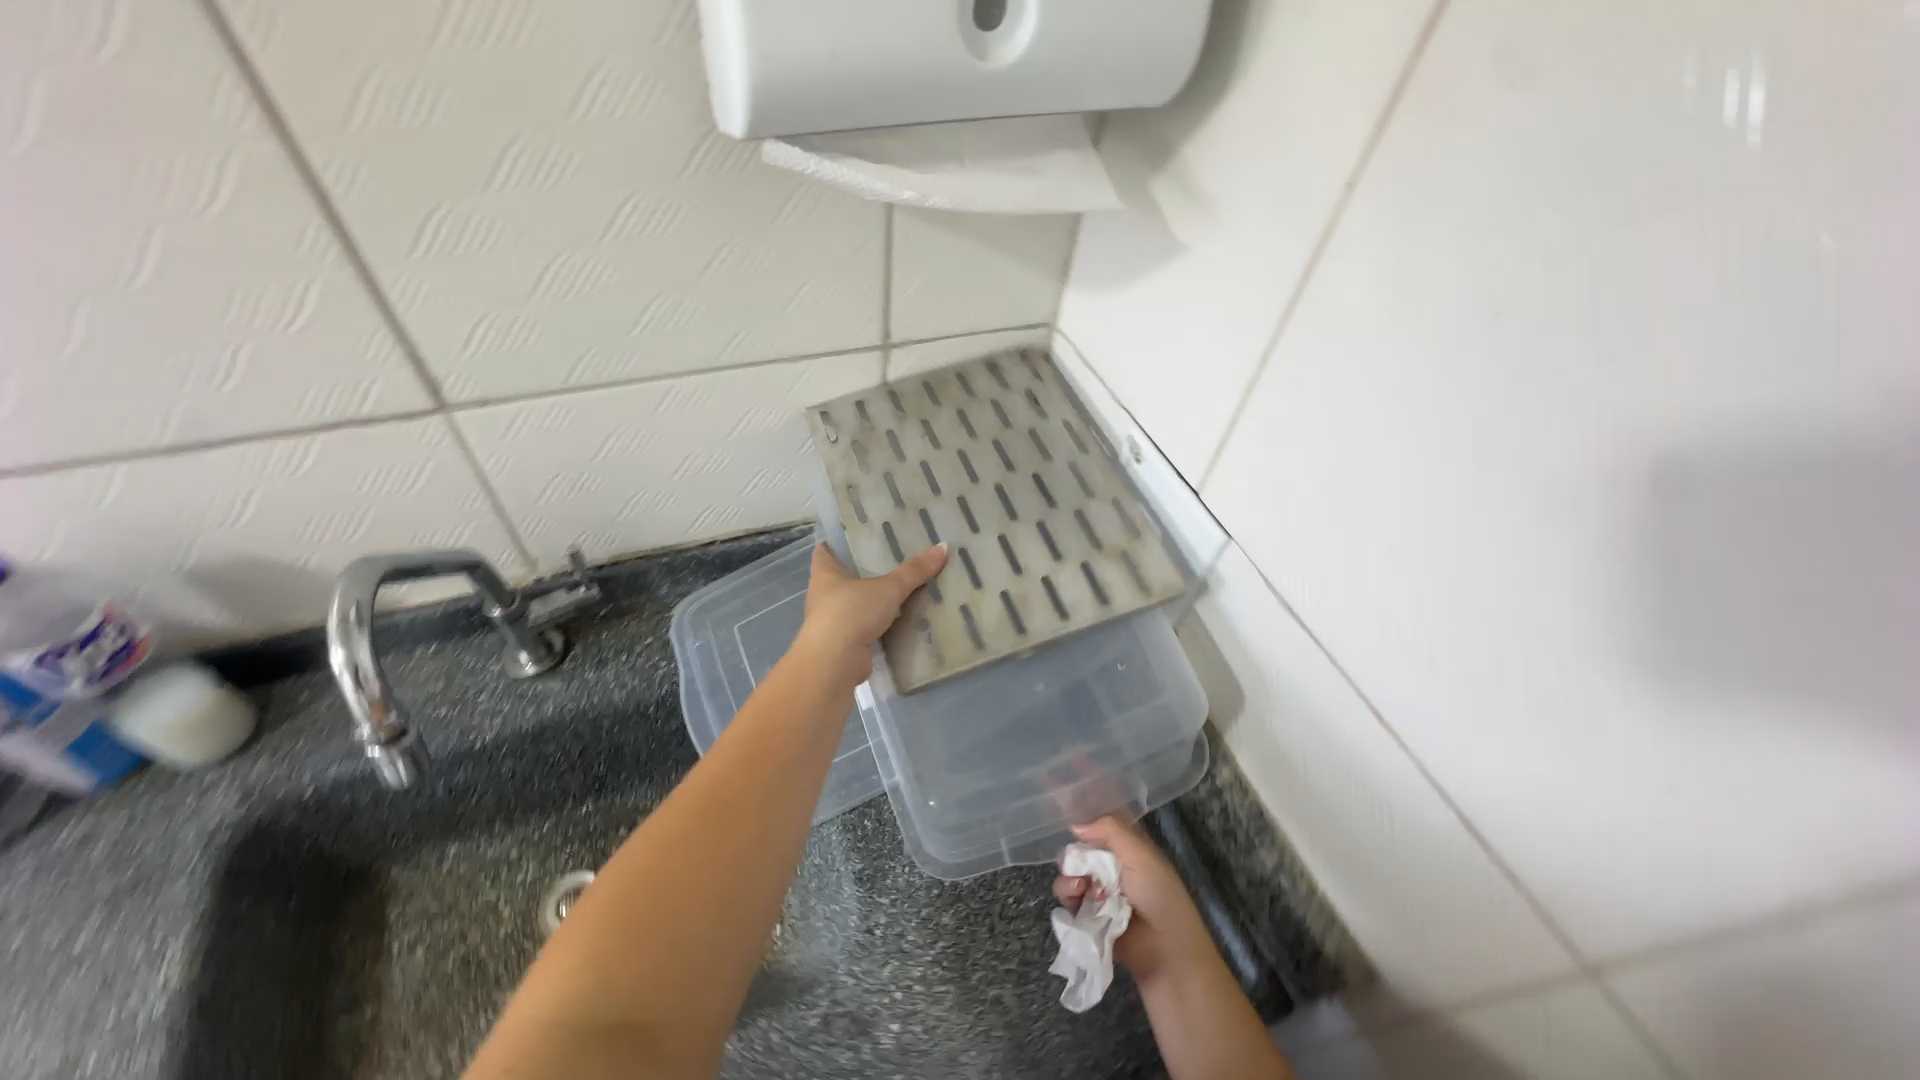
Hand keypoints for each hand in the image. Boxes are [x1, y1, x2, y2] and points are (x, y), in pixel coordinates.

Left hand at [796, 542, 946, 685]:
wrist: (835, 662)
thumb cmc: (851, 612)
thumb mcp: (887, 588)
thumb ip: (913, 571)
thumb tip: (942, 547)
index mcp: (825, 575)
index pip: (824, 551)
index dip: (836, 543)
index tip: (855, 536)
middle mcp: (823, 596)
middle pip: (841, 578)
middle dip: (862, 572)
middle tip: (890, 561)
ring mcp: (832, 622)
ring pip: (854, 605)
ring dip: (871, 601)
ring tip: (900, 591)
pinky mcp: (844, 644)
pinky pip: (864, 628)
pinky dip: (878, 625)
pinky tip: (900, 621)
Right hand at [1053, 816, 1213, 987]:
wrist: (1165, 949)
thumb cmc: (1159, 895)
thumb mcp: (1140, 854)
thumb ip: (1109, 830)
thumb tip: (1075, 825)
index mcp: (1128, 847)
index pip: (1103, 821)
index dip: (1084, 811)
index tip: (1060, 797)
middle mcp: (1111, 866)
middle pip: (1079, 849)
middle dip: (1074, 853)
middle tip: (1077, 862)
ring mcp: (1098, 891)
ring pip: (1070, 872)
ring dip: (1070, 877)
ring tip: (1081, 888)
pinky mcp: (1087, 915)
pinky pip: (1067, 897)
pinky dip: (1068, 895)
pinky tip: (1078, 900)